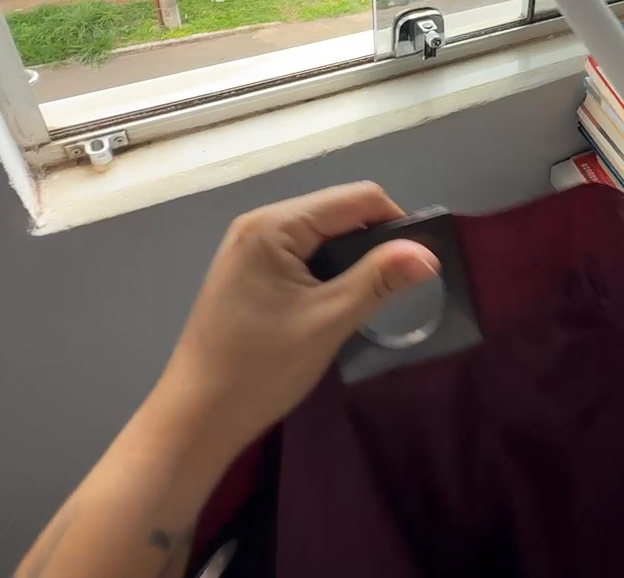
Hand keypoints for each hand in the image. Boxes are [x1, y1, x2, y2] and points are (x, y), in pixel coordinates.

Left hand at [153, 182, 439, 458]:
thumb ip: (381, 278)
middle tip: (390, 285)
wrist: (192, 425)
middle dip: (374, 239)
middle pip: (341, 209)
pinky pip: (307, 248)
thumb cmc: (258, 371)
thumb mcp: (329, 321)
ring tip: (364, 294)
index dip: (395, 224)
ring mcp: (251, 245)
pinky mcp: (250, 267)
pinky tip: (333, 298)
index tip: (411, 266)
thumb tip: (430, 254)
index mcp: (275, 226)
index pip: (358, 198)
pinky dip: (331, 265)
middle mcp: (260, 223)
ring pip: (327, 229)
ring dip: (354, 255)